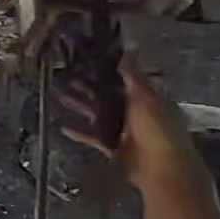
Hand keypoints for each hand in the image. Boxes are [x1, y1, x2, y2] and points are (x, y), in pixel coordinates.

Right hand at [57, 54, 195, 197]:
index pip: (121, 78)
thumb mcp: (145, 97)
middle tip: (65, 75)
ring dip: (78, 104)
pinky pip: (92, 136)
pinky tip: (62, 126)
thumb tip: (128, 50)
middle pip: (105, 95)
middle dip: (86, 86)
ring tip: (58, 95)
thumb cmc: (157, 128)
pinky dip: (79, 132)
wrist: (162, 168)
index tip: (84, 59)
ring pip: (95, 113)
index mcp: (144, 96)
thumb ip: (133, 76)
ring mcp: (122, 130)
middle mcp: (132, 111)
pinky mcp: (112, 147)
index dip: (103, 69)